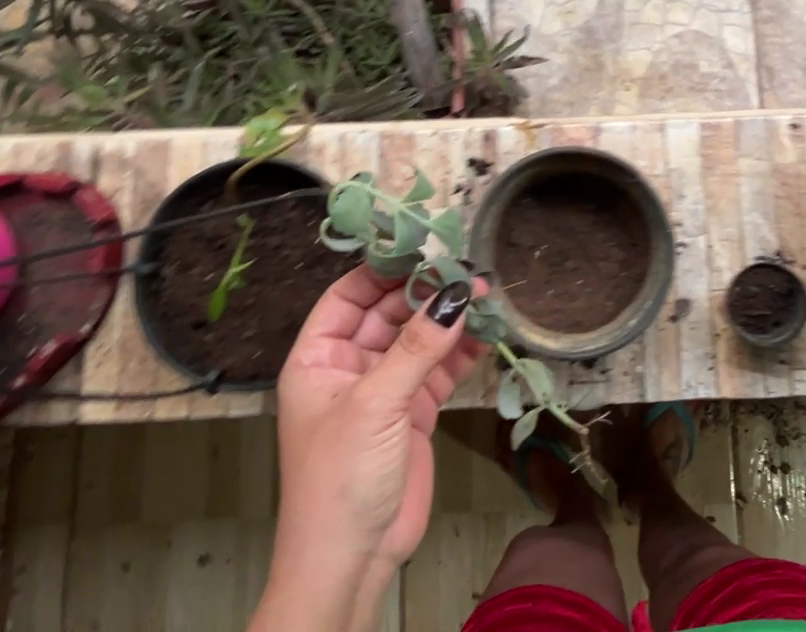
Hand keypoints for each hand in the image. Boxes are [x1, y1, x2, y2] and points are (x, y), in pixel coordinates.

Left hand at [258, 268, 485, 630]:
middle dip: (426, 292)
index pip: (349, 296)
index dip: (383, 270)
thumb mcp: (375, 405)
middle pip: (390, 313)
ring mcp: (384, 389)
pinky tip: (488, 332)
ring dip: (449, 319)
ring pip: (419, 339)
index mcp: (318, 358)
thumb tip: (455, 293)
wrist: (353, 558)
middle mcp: (349, 366)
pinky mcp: (414, 411)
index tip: (424, 247)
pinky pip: (439, 368)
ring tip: (486, 294)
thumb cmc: (340, 478)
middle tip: (467, 269)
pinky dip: (462, 351)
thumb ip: (417, 347)